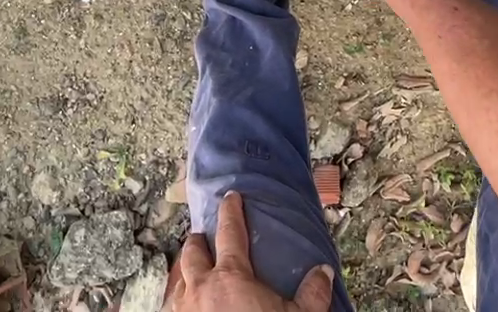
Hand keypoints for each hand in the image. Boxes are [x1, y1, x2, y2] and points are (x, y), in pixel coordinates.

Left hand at [171, 192, 335, 311]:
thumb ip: (312, 294)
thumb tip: (324, 272)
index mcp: (231, 275)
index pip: (230, 232)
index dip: (230, 211)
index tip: (230, 197)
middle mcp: (201, 288)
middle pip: (192, 252)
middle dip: (197, 241)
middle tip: (202, 236)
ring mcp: (185, 310)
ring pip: (178, 280)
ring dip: (185, 271)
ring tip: (191, 271)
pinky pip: (172, 307)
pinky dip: (179, 300)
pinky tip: (186, 304)